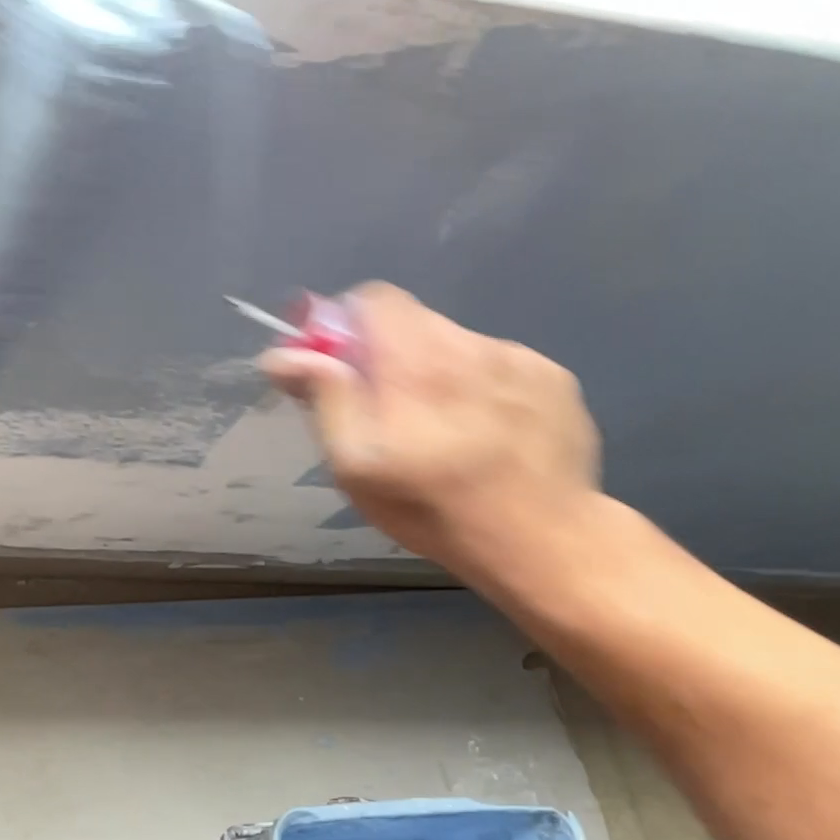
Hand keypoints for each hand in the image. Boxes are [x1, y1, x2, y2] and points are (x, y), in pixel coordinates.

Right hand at [260, 282, 601, 575]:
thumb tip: (285, 354)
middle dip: (388, 355)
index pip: (372, 299)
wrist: (541, 540)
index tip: (340, 369)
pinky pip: (497, 365)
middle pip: (413, 321)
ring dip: (434, 373)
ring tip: (439, 431)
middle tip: (384, 410)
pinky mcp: (554, 378)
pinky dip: (479, 388)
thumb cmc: (431, 508)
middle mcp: (468, 345)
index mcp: (415, 361)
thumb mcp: (355, 465)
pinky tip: (483, 435)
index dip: (346, 327)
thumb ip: (324, 399)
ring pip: (455, 344)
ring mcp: (519, 358)